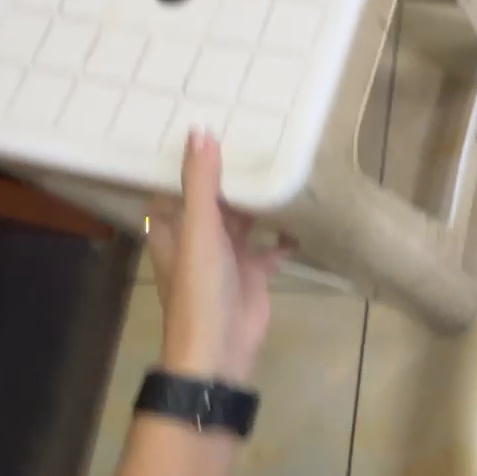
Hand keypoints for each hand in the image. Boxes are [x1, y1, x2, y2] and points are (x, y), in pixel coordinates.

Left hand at [148, 130, 289, 385]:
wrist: (221, 350)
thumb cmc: (201, 288)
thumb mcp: (199, 230)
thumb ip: (201, 183)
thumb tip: (200, 132)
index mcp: (174, 228)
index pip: (175, 186)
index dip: (186, 160)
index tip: (206, 125)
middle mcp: (198, 237)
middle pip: (212, 198)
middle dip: (229, 173)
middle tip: (254, 132)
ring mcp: (226, 255)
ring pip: (242, 218)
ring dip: (258, 198)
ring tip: (282, 161)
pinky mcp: (253, 270)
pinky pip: (271, 243)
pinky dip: (285, 230)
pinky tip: (303, 210)